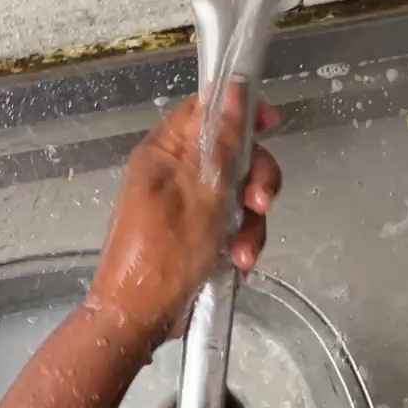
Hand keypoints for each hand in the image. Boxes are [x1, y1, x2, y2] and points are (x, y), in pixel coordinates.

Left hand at [87, 87, 281, 345]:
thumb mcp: (200, 196)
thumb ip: (221, 144)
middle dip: (255, 181)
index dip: (239, 111)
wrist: (137, 317)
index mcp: (163, 154)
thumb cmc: (162, 255)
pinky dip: (239, 244)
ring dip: (249, 224)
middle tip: (260, 204)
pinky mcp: (196, 236)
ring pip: (237, 196)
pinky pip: (230, 227)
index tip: (271, 124)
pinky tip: (238, 264)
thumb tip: (230, 90)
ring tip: (242, 252)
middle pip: (232, 155)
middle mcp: (174, 175)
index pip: (204, 112)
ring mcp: (186, 207)